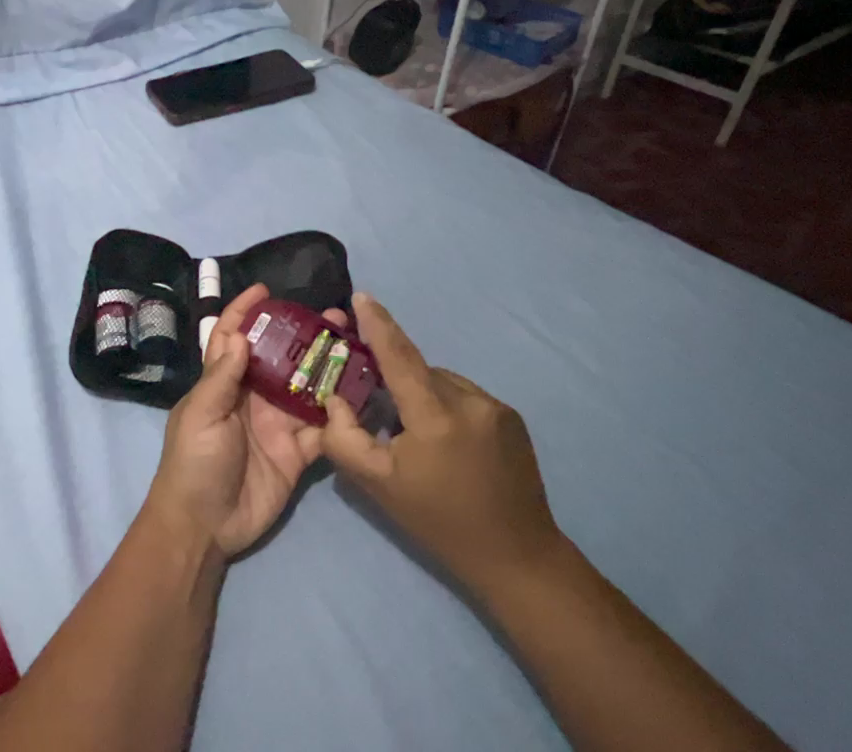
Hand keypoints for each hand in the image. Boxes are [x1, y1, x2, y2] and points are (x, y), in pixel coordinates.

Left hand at [145, 285, 337, 557]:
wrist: (205, 525)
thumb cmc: (194, 463)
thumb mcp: (201, 414)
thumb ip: (221, 377)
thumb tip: (239, 335)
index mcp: (222, 384)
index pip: (232, 339)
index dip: (245, 313)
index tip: (267, 290)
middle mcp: (252, 399)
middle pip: (281, 359)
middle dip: (303, 336)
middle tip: (335, 315)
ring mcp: (277, 426)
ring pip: (308, 389)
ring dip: (329, 368)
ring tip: (358, 343)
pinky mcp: (298, 454)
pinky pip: (324, 429)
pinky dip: (343, 413)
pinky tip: (366, 392)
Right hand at [320, 292, 568, 592]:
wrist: (516, 556)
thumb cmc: (438, 520)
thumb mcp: (377, 484)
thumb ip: (344, 438)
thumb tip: (335, 400)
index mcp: (436, 415)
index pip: (400, 356)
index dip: (378, 324)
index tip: (361, 296)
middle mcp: (471, 401)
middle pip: (420, 372)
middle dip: (395, 382)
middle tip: (376, 410)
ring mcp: (497, 410)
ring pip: (443, 384)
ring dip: (422, 397)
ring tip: (413, 437)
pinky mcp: (513, 421)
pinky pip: (466, 398)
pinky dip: (445, 408)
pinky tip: (443, 445)